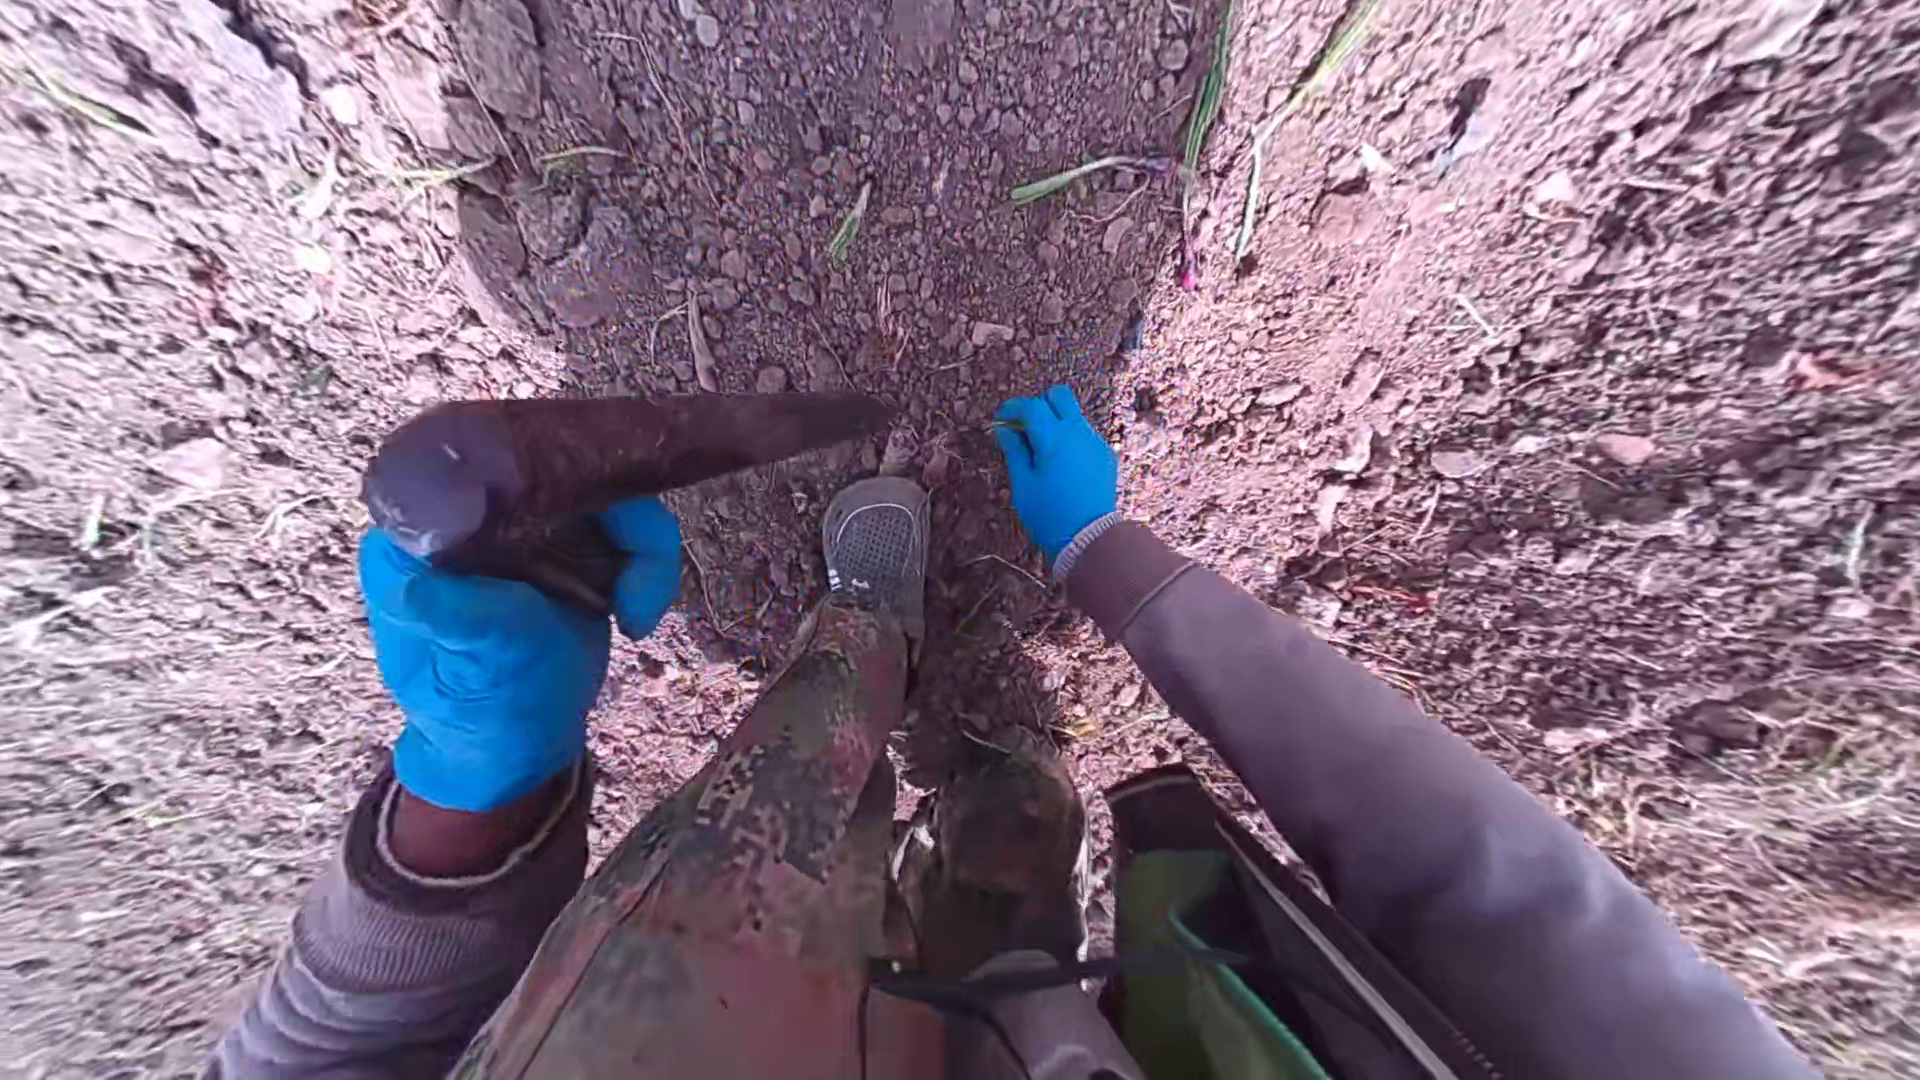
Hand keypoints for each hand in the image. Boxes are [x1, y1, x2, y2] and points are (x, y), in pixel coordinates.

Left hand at [359, 496, 681, 811]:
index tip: (602, 514)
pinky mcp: (583, 545)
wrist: (524, 737)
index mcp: (431, 532)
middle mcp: (486, 514)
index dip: (555, 470)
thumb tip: (422, 581)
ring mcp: (539, 527)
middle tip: (638, 591)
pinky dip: (652, 565)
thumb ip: (460, 622)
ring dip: (647, 552)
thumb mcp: (468, 668)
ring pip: (616, 497)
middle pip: (573, 471)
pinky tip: (638, 614)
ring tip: (639, 613)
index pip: (494, 463)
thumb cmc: (481, 706)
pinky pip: (635, 529)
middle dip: (625, 525)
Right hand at [992, 385, 1118, 561]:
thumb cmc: (1049, 514)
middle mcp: (1078, 432)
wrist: (1089, 537)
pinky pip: (1085, 435)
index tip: (1002, 419)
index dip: (1013, 408)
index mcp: (1054, 438)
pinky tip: (1062, 466)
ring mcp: (1095, 443)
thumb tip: (1005, 429)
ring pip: (1073, 415)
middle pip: (1059, 396)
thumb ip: (1014, 451)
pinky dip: (1070, 439)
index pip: (1032, 406)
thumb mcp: (1023, 484)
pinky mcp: (1105, 456)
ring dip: (1055, 423)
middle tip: (1025, 429)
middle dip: (1039, 405)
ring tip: (1042, 452)